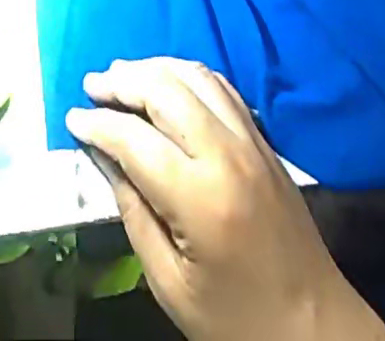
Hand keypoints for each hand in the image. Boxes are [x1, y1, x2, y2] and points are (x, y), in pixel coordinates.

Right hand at [64, 58, 384, 340]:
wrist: (311, 321)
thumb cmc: (233, 316)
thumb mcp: (168, 281)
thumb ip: (134, 212)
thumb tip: (106, 158)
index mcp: (200, 196)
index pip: (136, 139)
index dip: (99, 125)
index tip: (73, 118)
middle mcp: (227, 152)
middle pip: (168, 92)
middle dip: (126, 82)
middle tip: (94, 84)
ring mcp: (251, 139)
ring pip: (198, 78)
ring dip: (157, 68)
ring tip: (123, 72)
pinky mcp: (264, 139)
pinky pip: (224, 89)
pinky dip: (191, 75)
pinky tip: (171, 79)